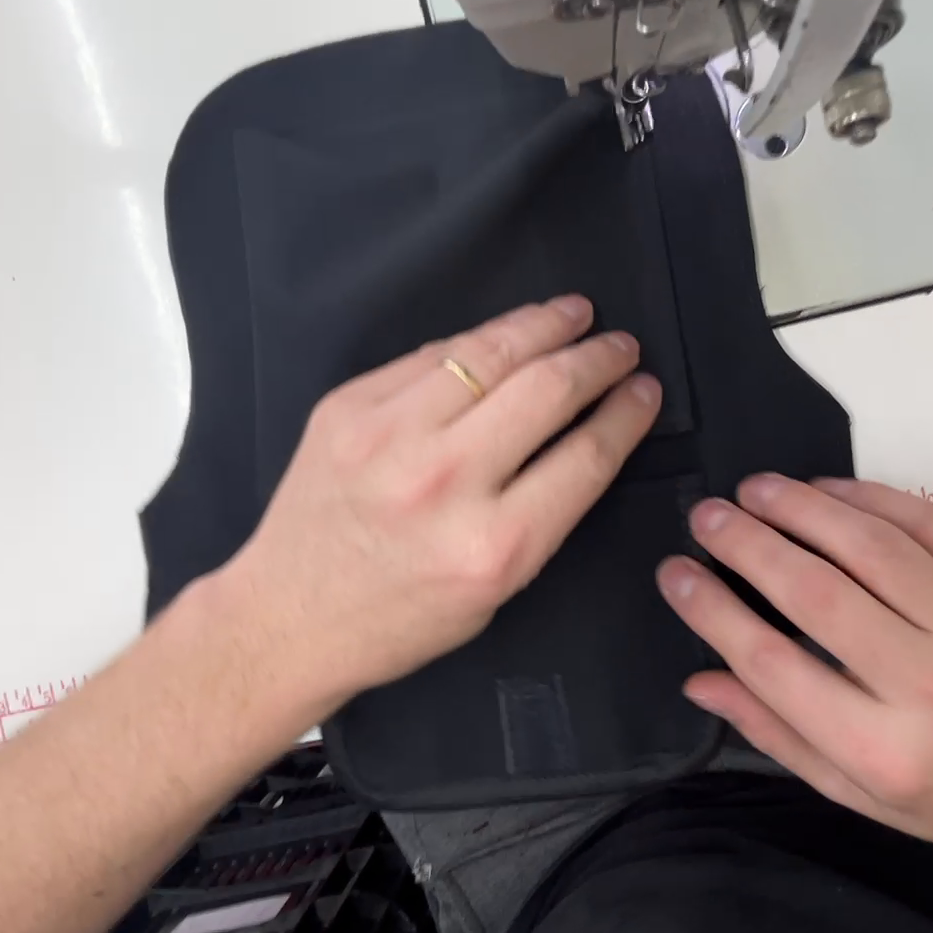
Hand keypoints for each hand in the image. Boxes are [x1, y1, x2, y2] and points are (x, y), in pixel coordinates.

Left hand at [211, 296, 660, 703]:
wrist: (287, 617)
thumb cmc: (402, 618)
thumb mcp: (498, 588)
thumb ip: (544, 510)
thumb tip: (583, 427)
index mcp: (495, 545)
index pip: (586, 454)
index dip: (627, 412)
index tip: (644, 390)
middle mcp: (445, 482)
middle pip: (545, 390)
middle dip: (597, 359)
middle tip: (621, 345)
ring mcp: (388, 435)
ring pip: (489, 352)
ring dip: (544, 324)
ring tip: (575, 313)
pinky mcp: (349, 406)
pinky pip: (432, 355)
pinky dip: (479, 340)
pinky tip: (506, 333)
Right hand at [656, 475, 932, 863]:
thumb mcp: (857, 793)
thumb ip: (775, 733)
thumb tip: (700, 679)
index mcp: (886, 752)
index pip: (773, 666)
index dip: (713, 612)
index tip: (675, 573)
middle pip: (818, 594)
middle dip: (748, 544)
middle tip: (706, 515)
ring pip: (873, 547)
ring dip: (803, 508)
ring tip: (755, 489)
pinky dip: (872, 497)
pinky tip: (828, 488)